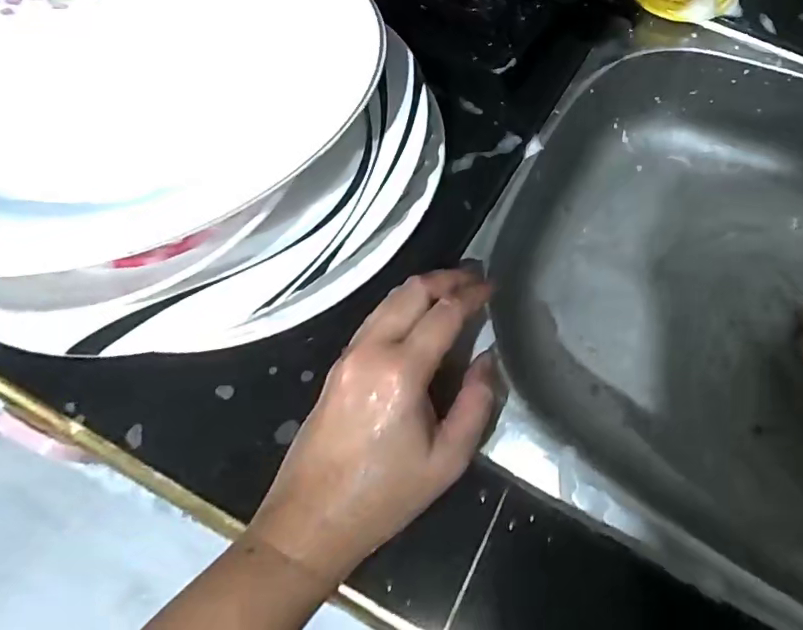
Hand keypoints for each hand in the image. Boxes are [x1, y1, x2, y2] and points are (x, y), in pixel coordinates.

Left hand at [248, 268, 499, 583]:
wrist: (308, 524)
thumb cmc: (384, 497)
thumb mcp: (448, 461)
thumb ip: (477, 403)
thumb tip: (485, 358)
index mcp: (400, 372)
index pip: (444, 312)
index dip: (473, 294)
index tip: (494, 287)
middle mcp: (371, 350)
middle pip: (413, 290)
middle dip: (448, 278)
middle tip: (477, 279)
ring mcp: (349, 355)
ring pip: (390, 298)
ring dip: (425, 287)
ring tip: (454, 289)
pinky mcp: (338, 365)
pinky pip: (376, 317)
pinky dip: (404, 304)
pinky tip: (421, 315)